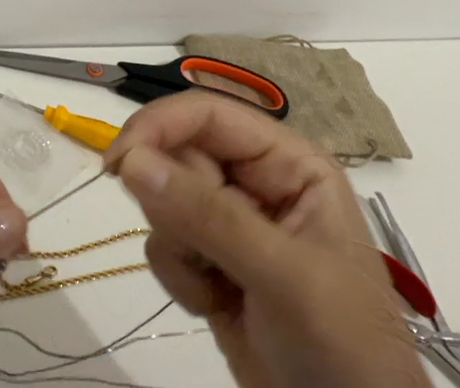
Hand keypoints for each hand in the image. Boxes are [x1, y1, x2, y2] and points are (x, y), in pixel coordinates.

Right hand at [103, 94, 426, 387]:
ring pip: (162, 198)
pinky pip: (162, 241)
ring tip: (216, 285)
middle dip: (173, 204)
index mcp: (290, 163)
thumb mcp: (283, 275)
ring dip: (177, 245)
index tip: (117, 163)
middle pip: (177, 154)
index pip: (207, 115)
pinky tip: (213, 304)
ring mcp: (231, 223)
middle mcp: (257, 181)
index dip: (158, 126)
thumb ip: (207, 215)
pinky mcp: (209, 260)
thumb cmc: (341, 344)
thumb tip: (130, 160)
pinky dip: (177, 274)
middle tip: (197, 250)